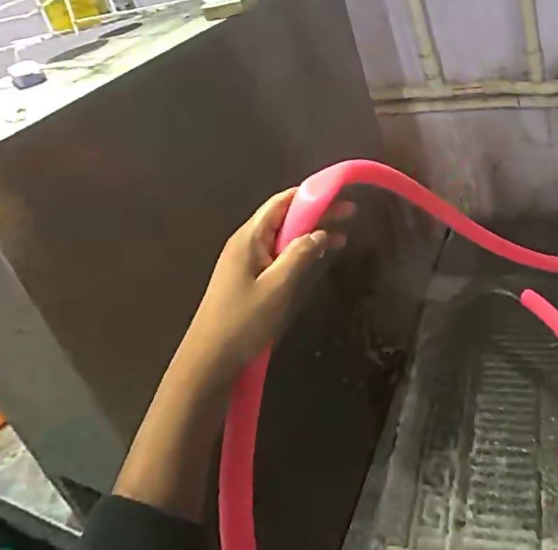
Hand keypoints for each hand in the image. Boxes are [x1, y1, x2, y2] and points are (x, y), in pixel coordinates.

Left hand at [175, 187, 352, 380]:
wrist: (208, 362)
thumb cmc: (242, 321)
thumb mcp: (277, 287)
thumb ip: (300, 255)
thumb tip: (320, 232)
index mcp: (249, 237)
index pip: (282, 202)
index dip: (310, 194)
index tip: (338, 194)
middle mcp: (246, 242)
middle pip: (284, 217)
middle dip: (316, 212)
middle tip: (350, 212)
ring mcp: (246, 260)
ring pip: (283, 236)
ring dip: (311, 232)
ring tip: (342, 234)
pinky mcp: (248, 277)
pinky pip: (278, 253)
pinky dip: (300, 250)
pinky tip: (318, 256)